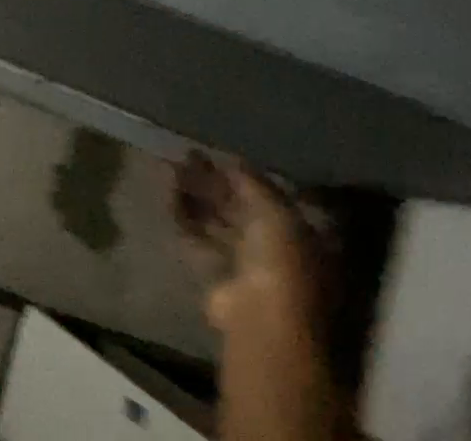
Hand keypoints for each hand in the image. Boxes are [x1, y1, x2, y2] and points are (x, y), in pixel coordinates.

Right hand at [173, 155, 326, 335]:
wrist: (262, 317)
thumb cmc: (282, 261)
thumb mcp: (276, 213)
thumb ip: (253, 183)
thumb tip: (230, 157)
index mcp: (301, 231)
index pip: (271, 194)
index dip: (244, 173)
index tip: (218, 153)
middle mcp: (277, 244)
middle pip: (241, 205)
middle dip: (214, 181)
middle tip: (186, 155)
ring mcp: (247, 260)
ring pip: (218, 219)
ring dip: (196, 195)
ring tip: (172, 169)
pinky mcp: (219, 273)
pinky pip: (200, 236)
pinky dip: (185, 217)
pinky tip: (169, 196)